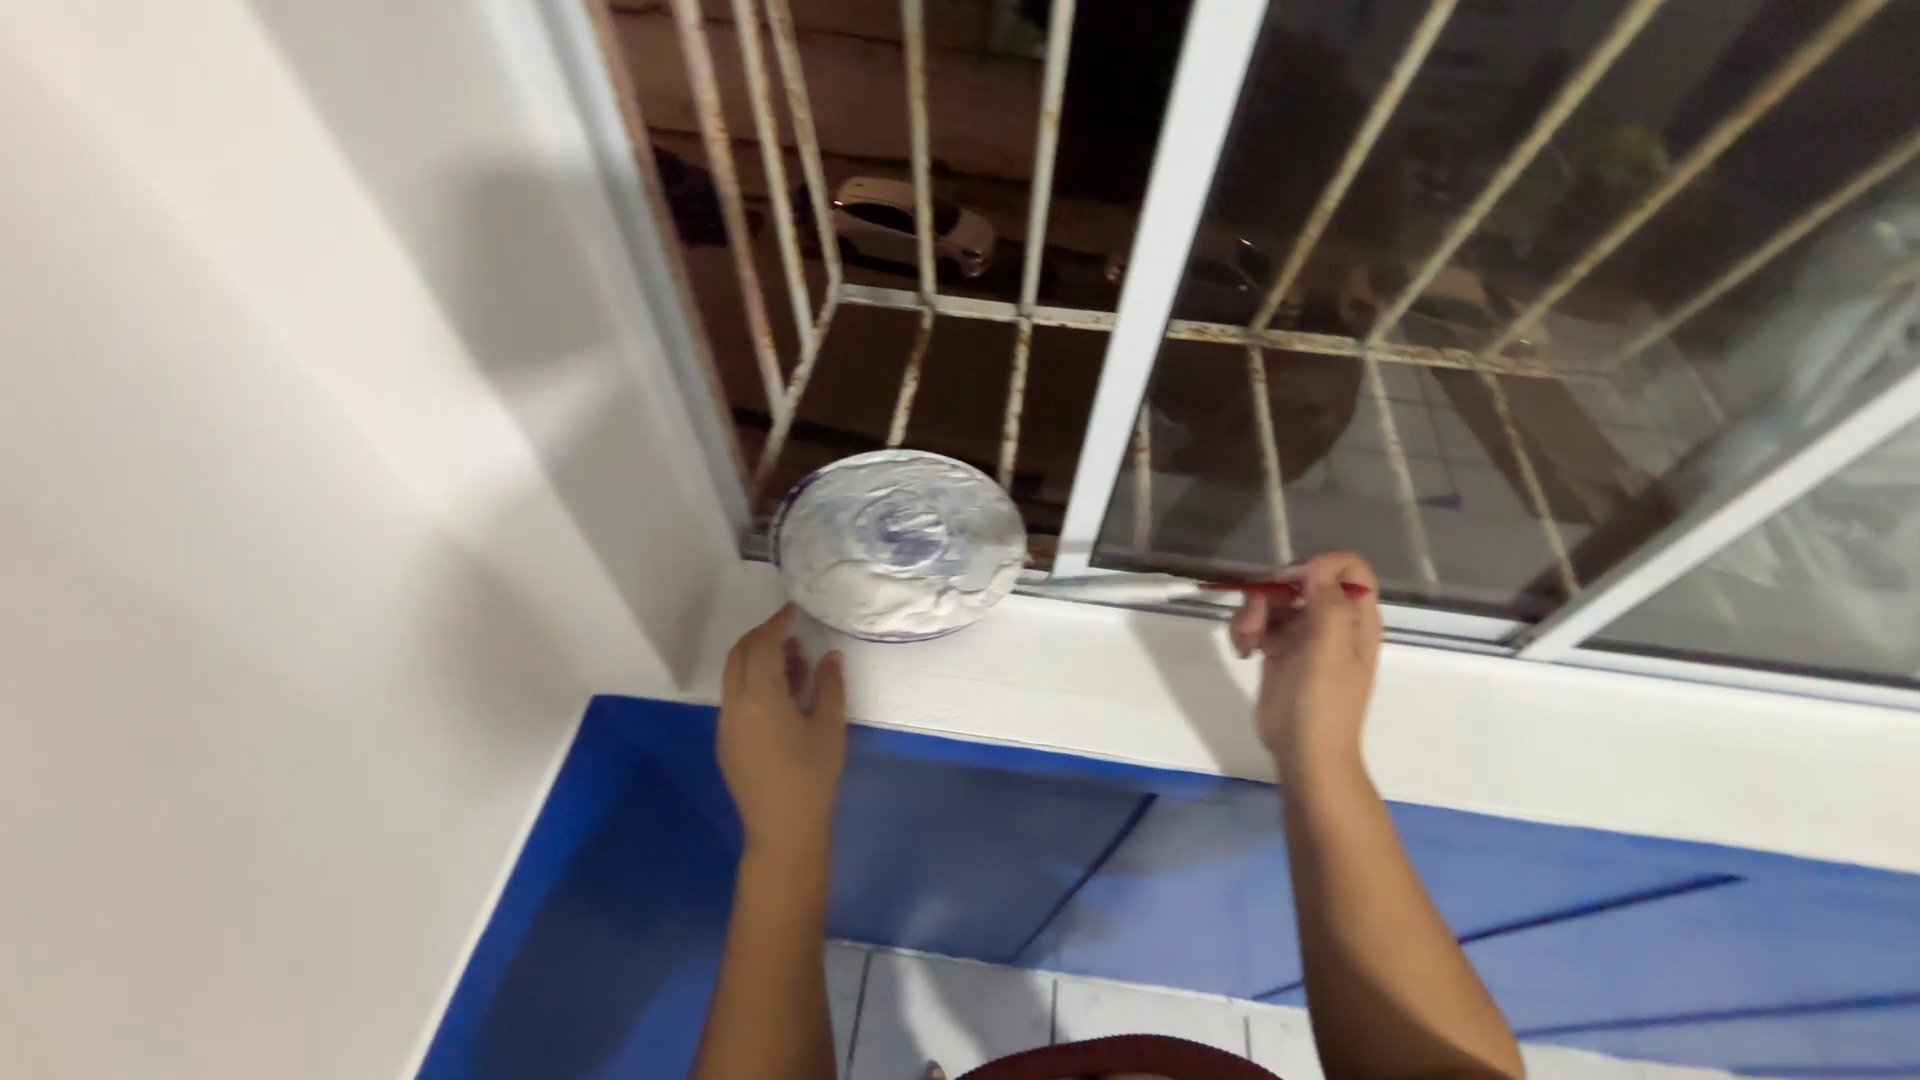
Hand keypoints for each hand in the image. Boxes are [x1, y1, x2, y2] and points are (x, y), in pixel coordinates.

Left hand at [719, 604, 847, 853]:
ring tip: (795, 660)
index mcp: (761, 698)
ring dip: (759, 659)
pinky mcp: (726, 740)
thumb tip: (830, 656)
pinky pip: (736, 696)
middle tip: (790, 630)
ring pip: (735, 675)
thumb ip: (830, 685)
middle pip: (740, 654)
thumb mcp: (830, 727)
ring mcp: (726, 723)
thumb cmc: (813, 776)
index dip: (777, 623)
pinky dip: (754, 681)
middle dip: (763, 636)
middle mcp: (735, 704)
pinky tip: (784, 692)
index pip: (763, 646)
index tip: (793, 610)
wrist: (783, 829)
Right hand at [1228, 552, 1382, 778]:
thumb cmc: (1324, 703)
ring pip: (1273, 599)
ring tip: (1246, 640)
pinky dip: (1245, 630)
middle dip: (1272, 590)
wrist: (1305, 752)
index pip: (1348, 567)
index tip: (1291, 583)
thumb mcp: (1329, 650)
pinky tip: (1243, 651)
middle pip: (1301, 578)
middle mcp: (1330, 620)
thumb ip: (1327, 603)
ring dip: (1252, 612)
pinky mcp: (1277, 649)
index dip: (1319, 565)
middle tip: (1257, 615)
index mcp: (1355, 618)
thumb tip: (1315, 567)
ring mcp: (1302, 635)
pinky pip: (1257, 622)